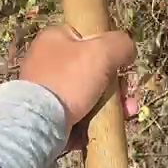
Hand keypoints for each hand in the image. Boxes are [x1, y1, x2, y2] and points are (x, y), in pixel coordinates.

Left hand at [17, 26, 138, 148]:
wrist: (39, 124)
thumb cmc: (69, 80)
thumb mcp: (101, 52)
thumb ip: (121, 44)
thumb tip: (129, 51)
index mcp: (54, 39)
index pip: (87, 40)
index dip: (109, 54)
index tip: (121, 70)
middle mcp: (47, 63)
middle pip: (91, 72)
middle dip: (115, 88)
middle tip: (128, 100)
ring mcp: (45, 92)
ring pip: (86, 97)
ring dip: (109, 107)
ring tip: (125, 117)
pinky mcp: (46, 117)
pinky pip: (76, 117)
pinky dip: (91, 123)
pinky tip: (102, 129)